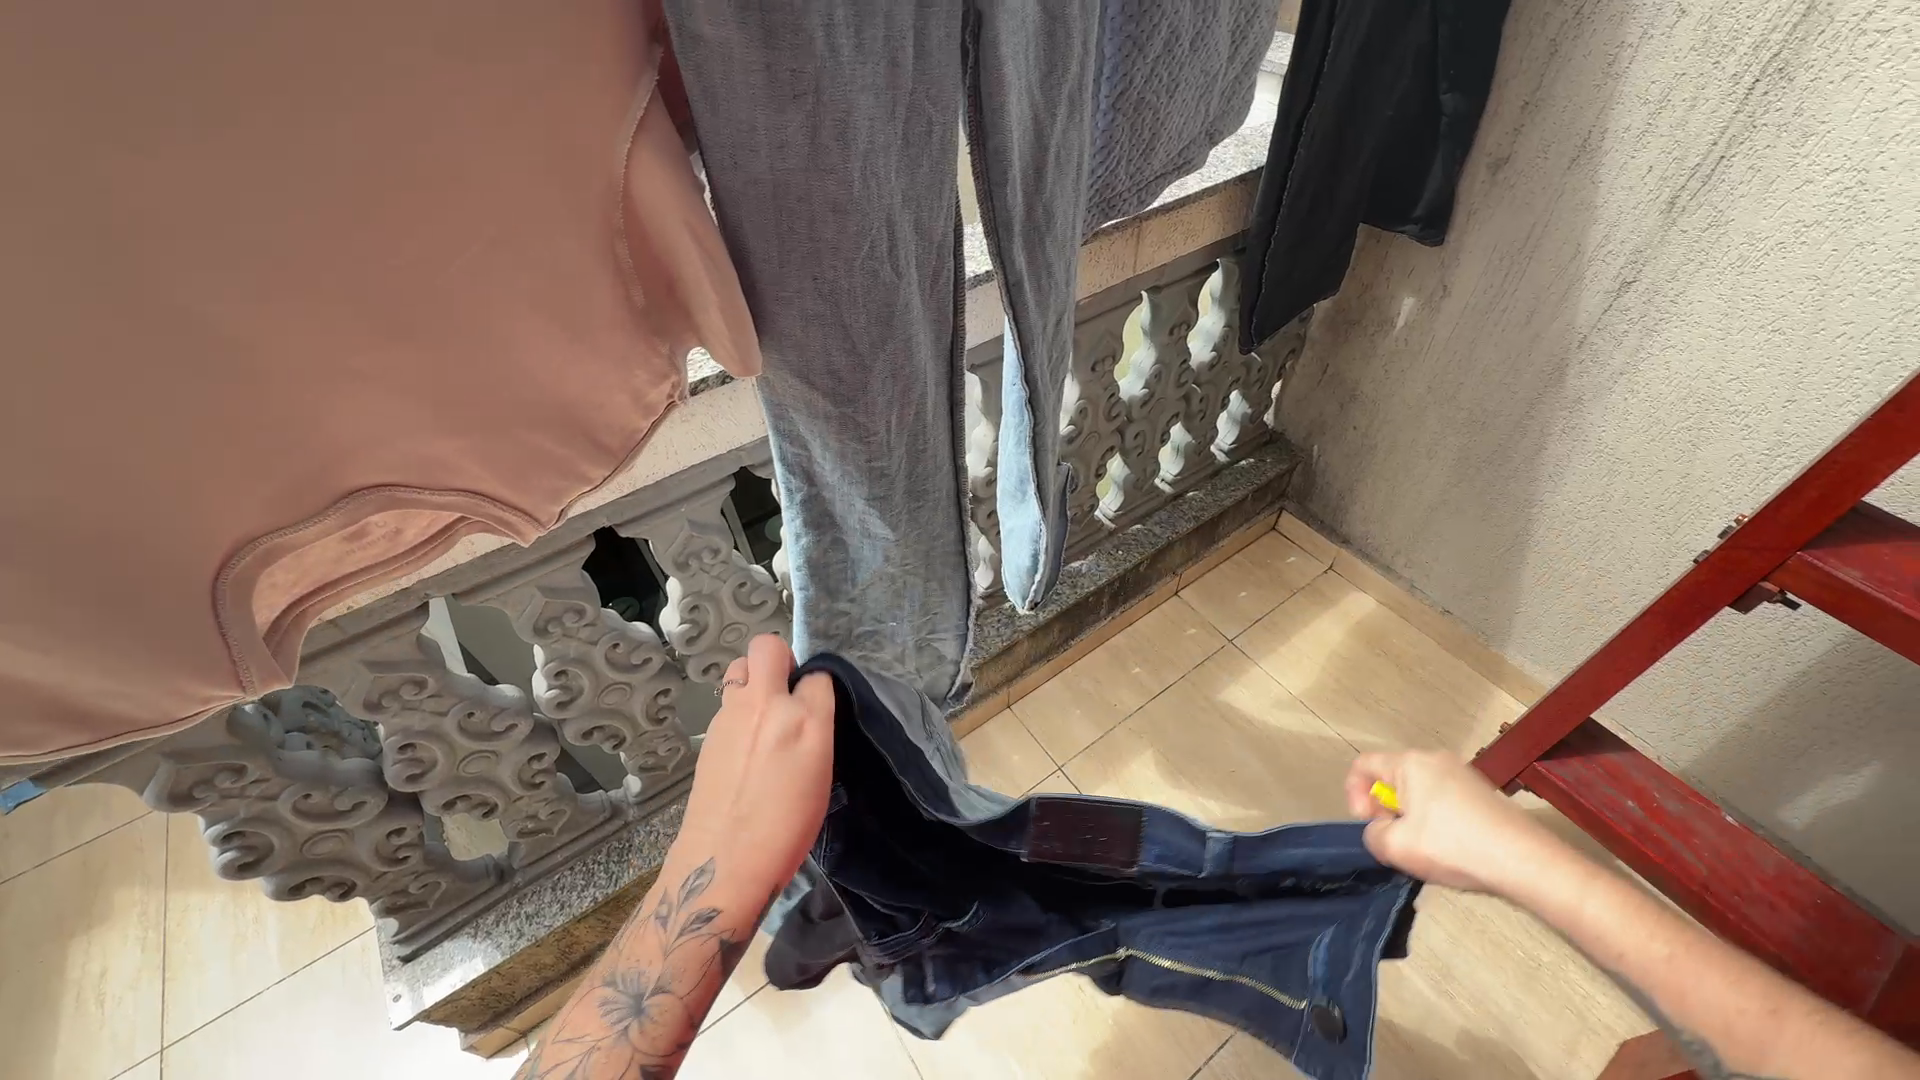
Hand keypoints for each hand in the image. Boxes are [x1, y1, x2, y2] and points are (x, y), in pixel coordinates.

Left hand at [677, 634, 835, 893]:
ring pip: (742, 668)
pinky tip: (745, 741)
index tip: (818, 702)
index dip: (819, 686)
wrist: (725, 861)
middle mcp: (767, 706)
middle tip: (787, 689)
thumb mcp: (821, 775)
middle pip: (768, 647)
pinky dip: (739, 708)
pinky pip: (729, 700)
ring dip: (754, 679)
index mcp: (806, 720)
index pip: (819, 675)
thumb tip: (809, 711)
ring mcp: (732, 716)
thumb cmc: (787, 829)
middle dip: (780, 658)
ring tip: (763, 712)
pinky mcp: (710, 732)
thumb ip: (816, 730)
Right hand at [1343, 749, 1554, 894]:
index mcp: (1410, 762)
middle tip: (1395, 837)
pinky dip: (1437, 820)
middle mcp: (1435, 759)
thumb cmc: (1454, 847)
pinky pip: (1443, 799)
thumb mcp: (1395, 847)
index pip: (1363, 765)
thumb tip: (1383, 830)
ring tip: (1424, 847)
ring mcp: (1463, 774)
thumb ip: (1372, 834)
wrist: (1526, 862)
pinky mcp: (1483, 793)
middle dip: (1386, 808)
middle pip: (1392, 778)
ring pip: (1418, 791)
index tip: (1368, 821)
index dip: (1354, 793)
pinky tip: (1451, 847)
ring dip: (1411, 816)